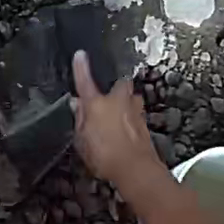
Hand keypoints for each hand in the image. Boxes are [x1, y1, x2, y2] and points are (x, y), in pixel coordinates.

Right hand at [71, 50, 167, 199]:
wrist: (136, 168)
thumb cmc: (104, 155)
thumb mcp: (82, 140)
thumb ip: (80, 119)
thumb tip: (77, 104)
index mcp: (96, 104)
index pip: (85, 81)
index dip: (81, 68)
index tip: (80, 54)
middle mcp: (117, 101)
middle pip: (119, 84)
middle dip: (115, 87)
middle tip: (108, 97)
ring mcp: (134, 110)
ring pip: (131, 98)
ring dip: (126, 103)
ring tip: (118, 115)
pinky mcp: (145, 123)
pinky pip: (136, 114)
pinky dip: (131, 118)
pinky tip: (126, 130)